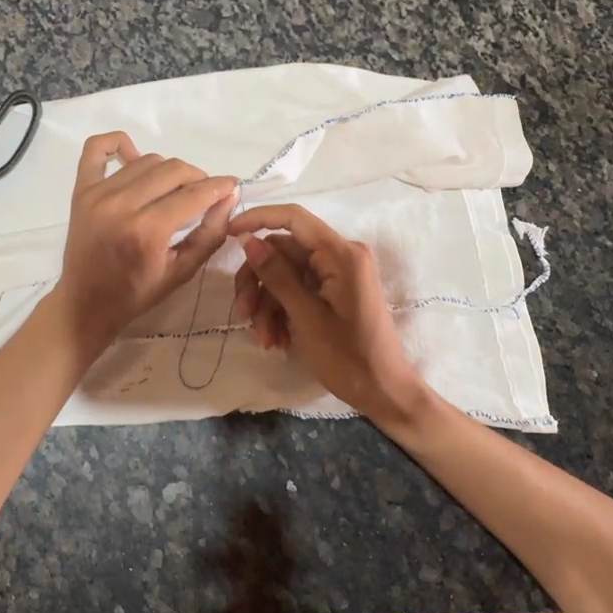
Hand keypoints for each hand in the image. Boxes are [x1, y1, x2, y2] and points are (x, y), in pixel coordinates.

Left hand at [53, 132, 238, 346]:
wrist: (86, 303)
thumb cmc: (137, 294)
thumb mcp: (182, 272)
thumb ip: (210, 233)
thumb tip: (229, 196)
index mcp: (147, 232)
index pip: (193, 194)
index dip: (219, 187)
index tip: (231, 185)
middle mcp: (121, 206)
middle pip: (172, 170)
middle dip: (197, 178)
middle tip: (202, 194)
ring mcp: (97, 194)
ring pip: (146, 160)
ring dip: (167, 170)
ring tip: (172, 189)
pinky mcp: (81, 189)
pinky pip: (96, 148)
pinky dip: (118, 144)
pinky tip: (133, 155)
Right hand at [229, 204, 426, 420]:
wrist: (385, 394)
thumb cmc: (349, 357)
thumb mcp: (306, 316)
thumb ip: (276, 275)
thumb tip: (248, 241)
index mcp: (341, 254)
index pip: (293, 218)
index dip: (257, 219)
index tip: (227, 235)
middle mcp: (340, 255)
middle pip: (283, 251)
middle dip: (258, 282)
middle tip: (242, 314)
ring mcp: (337, 274)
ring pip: (285, 273)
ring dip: (267, 304)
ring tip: (263, 338)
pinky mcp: (334, 292)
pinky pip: (297, 290)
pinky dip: (281, 312)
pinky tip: (277, 340)